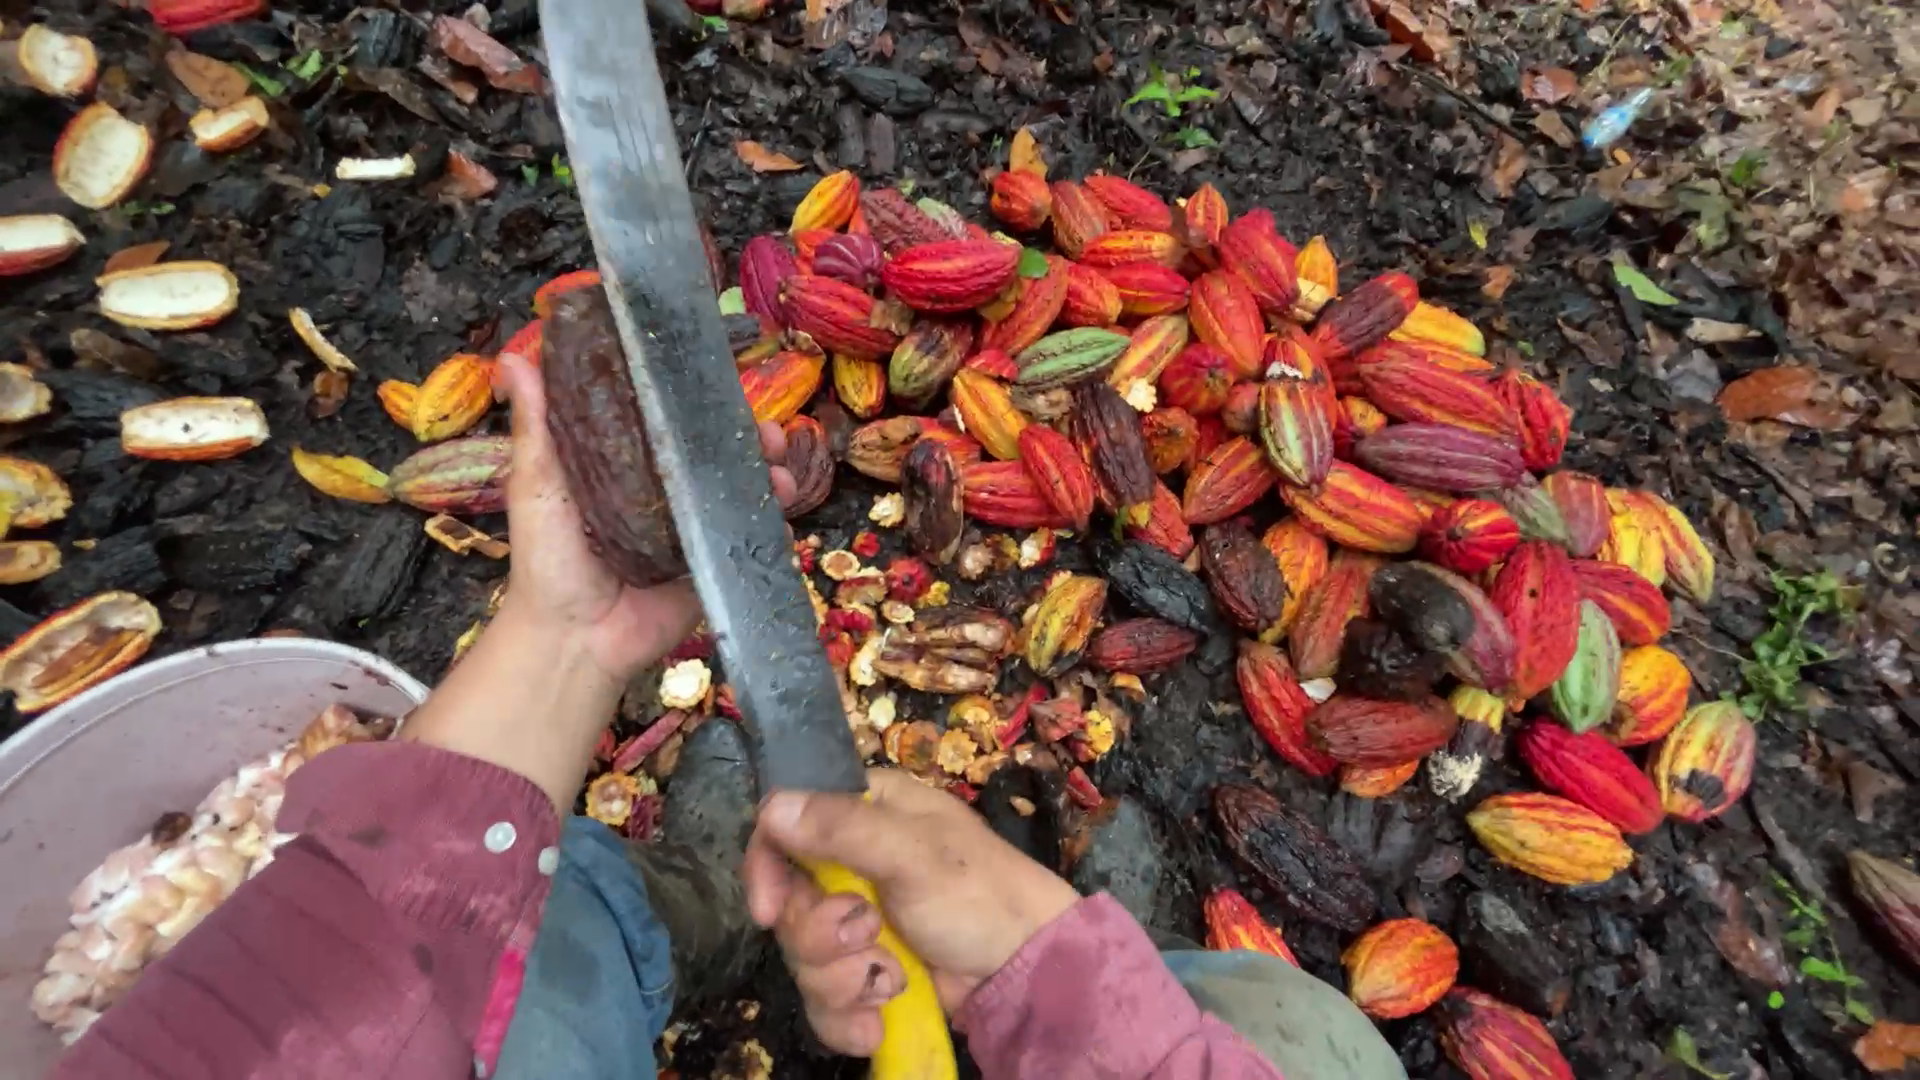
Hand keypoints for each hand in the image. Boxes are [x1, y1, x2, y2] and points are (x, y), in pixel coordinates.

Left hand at [491, 352, 797, 688]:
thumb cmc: (550, 561)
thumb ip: (539, 429)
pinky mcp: (717, 562)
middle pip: (721, 457)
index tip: (725, 388)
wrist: (576, 637)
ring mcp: (699, 529)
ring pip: (745, 493)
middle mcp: (672, 494)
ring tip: (782, 473)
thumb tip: (515, 358)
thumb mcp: (538, 487)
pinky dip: (774, 522)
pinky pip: (752, 538)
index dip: (705, 407)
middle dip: (753, 441)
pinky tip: (784, 508)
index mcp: (633, 468)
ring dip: (772, 476)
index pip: (677, 427)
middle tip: (770, 434)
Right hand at [740, 770, 1081, 1055]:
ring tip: (889, 979)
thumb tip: (770, 808)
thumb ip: (843, 829)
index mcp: (866, 810)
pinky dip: (847, 1013)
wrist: (1021, 966)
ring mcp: (857, 917)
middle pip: (789, 899)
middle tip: (866, 937)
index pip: (786, 825)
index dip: (768, 867)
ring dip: (841, 978)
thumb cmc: (975, 891)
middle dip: (821, 935)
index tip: (769, 910)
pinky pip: (824, 995)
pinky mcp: (864, 965)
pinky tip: (879, 1017)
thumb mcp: (912, 852)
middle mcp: (853, 858)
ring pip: (802, 953)